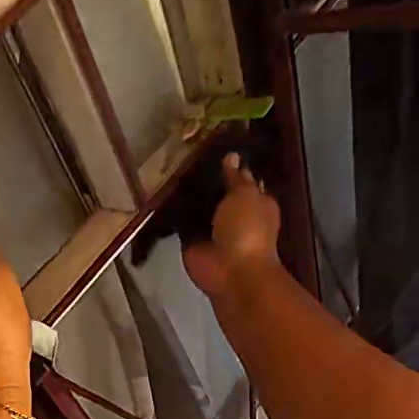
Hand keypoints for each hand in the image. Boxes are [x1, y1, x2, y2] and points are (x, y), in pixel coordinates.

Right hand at [182, 153, 282, 298]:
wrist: (231, 270)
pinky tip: (163, 197)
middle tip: (184, 156)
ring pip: (198, 206)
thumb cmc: (247, 229)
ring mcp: (211, 228)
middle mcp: (234, 214)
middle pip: (217, 192)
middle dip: (204, 180)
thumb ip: (235, 177)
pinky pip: (182, 223)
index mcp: (256, 201)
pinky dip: (174, 214)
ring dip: (188, 196)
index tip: (210, 149)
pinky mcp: (192, 240)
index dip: (229, 165)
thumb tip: (231, 157)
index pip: (241, 178)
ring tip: (170, 172)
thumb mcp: (245, 194)